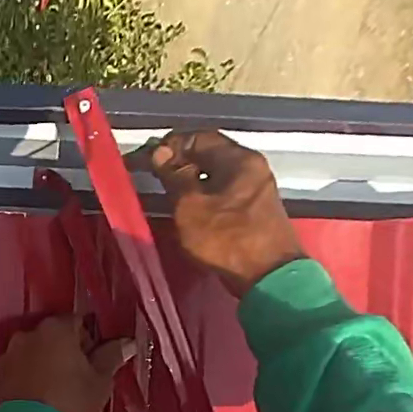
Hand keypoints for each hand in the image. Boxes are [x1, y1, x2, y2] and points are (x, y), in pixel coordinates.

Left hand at [0, 315, 134, 411]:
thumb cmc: (71, 402)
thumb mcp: (101, 381)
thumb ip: (112, 357)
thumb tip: (127, 342)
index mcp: (54, 330)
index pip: (76, 322)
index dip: (88, 341)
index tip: (93, 362)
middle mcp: (25, 337)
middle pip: (48, 338)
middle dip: (61, 354)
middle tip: (75, 380)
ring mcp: (4, 359)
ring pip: (27, 358)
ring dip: (38, 368)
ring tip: (51, 395)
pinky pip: (10, 379)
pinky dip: (19, 386)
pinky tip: (31, 405)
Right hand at [148, 130, 305, 295]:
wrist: (265, 274)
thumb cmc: (224, 239)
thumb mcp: (190, 207)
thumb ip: (175, 177)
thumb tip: (160, 152)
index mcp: (239, 160)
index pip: (200, 137)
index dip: (170, 144)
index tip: (146, 158)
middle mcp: (250, 166)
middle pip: (209, 152)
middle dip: (178, 159)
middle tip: (151, 172)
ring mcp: (253, 186)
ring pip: (214, 171)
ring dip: (188, 176)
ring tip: (163, 188)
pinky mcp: (251, 206)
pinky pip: (220, 187)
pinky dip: (200, 189)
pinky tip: (184, 202)